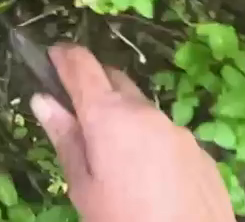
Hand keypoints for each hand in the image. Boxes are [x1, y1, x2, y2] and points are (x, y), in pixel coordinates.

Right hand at [30, 44, 233, 221]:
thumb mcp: (83, 189)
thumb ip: (65, 139)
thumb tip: (42, 99)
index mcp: (107, 114)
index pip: (80, 63)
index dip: (63, 56)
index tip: (50, 58)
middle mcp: (143, 111)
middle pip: (112, 79)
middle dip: (93, 88)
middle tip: (80, 120)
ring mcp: (177, 131)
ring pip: (141, 109)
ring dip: (125, 118)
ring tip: (119, 161)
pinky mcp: (203, 154)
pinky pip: (168, 135)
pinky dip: (153, 143)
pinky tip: (153, 180)